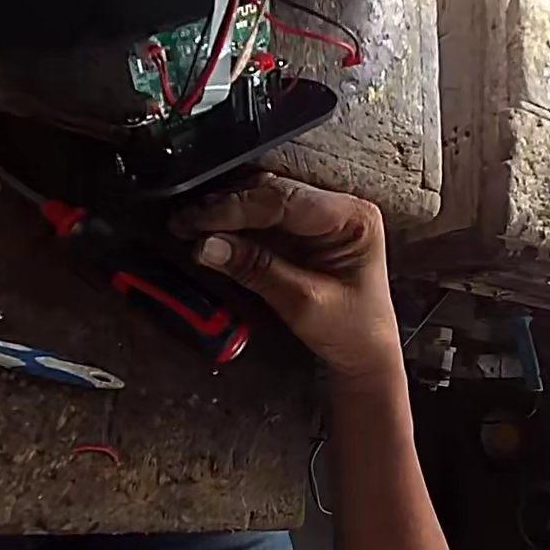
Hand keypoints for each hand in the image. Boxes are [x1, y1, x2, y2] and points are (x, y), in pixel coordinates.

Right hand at [171, 174, 399, 380]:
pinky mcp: (306, 233)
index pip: (284, 199)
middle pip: (272, 194)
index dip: (235, 207)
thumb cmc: (353, 331)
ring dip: (226, 213)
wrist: (366, 355)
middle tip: (184, 221)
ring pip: (264, 201)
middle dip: (225, 206)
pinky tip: (211, 233)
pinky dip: (236, 226)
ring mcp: (322, 219)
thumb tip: (208, 245)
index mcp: (351, 218)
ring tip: (190, 225)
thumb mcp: (303, 303)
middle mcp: (339, 209)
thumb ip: (257, 269)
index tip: (197, 219)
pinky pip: (265, 220)